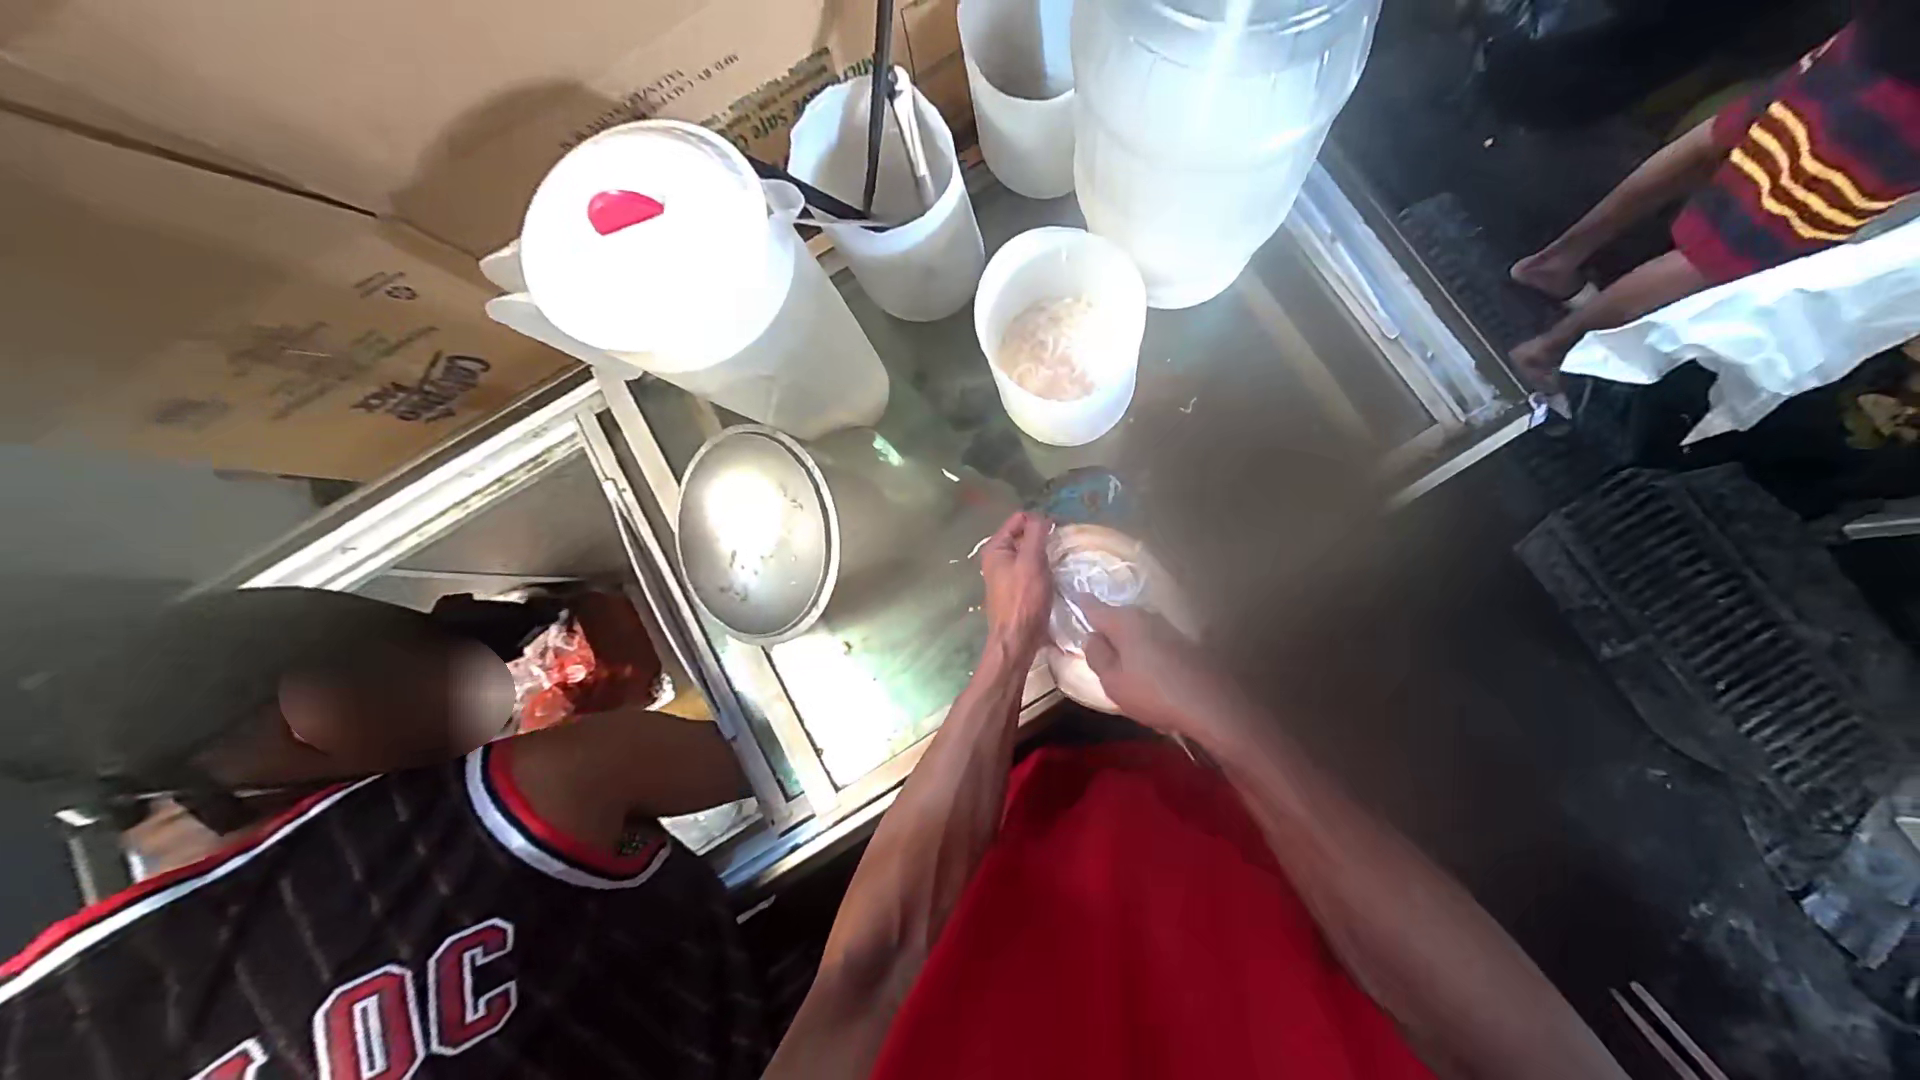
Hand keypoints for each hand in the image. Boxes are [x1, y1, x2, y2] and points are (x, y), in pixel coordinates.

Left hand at [979, 511, 1052, 662]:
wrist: (1017, 640)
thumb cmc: (1024, 599)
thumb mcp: (1032, 561)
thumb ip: (1036, 533)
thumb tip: (1042, 515)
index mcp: (995, 548)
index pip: (1018, 519)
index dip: (1039, 520)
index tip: (1059, 529)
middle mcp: (996, 559)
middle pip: (1023, 535)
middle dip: (1042, 537)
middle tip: (1062, 545)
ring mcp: (1005, 575)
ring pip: (1029, 553)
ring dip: (1044, 554)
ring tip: (1060, 560)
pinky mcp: (1016, 590)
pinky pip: (1031, 569)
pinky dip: (1043, 568)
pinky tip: (1054, 575)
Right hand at [1081, 601, 1253, 752]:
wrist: (1212, 705)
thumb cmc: (1153, 692)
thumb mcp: (1112, 681)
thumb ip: (1096, 655)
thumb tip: (1091, 637)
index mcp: (1123, 621)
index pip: (1093, 605)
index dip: (1080, 603)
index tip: (1071, 598)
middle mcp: (1146, 616)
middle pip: (1117, 618)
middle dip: (1106, 628)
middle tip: (1095, 648)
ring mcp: (1169, 628)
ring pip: (1138, 631)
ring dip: (1128, 643)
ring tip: (1122, 666)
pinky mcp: (1185, 644)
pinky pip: (1154, 643)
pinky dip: (1146, 652)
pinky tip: (1147, 674)